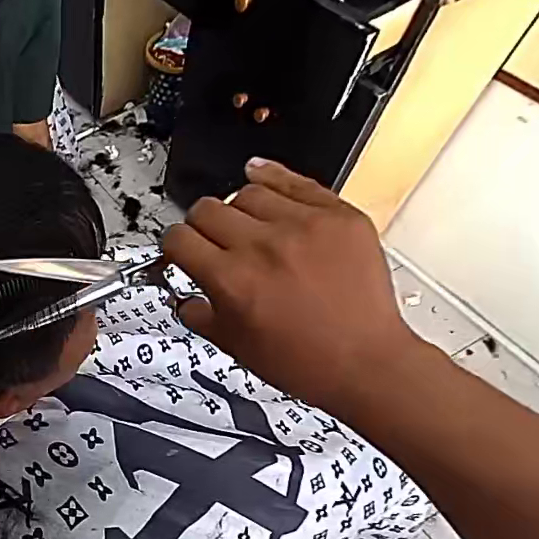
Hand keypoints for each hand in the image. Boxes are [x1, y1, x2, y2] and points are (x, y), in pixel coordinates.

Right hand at [162, 158, 428, 412]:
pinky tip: (259, 176)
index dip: (174, 246)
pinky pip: (294, 181)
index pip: (179, 239)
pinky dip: (271, 177)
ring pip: (246, 192)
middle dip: (200, 226)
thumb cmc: (307, 363)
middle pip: (206, 209)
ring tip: (247, 226)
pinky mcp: (336, 215)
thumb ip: (201, 316)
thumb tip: (184, 300)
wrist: (364, 363)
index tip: (180, 250)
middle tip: (211, 241)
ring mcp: (302, 226)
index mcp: (232, 281)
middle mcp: (263, 247)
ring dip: (238, 209)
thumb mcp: (238, 348)